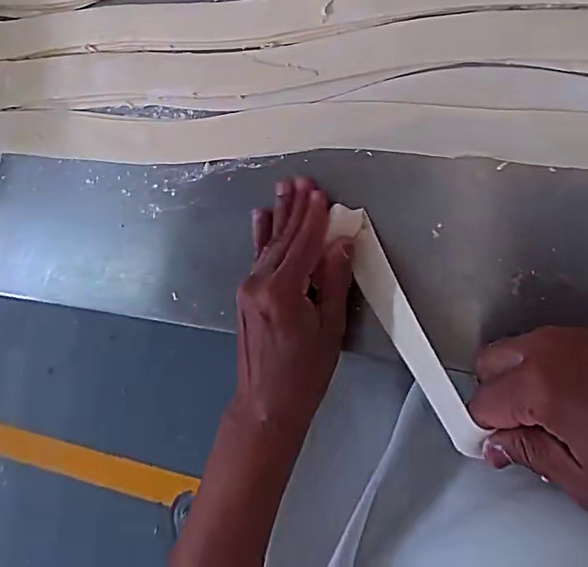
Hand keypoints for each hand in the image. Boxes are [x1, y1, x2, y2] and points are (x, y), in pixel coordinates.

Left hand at [228, 175, 355, 442]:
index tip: (321, 194)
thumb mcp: (331, 328)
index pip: (304, 244)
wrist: (266, 407)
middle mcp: (261, 283)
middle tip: (304, 181)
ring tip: (286, 187)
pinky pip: (258, 256)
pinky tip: (262, 216)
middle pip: (285, 237)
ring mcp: (249, 287)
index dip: (315, 217)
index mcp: (283, 291)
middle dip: (296, 207)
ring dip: (282, 214)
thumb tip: (341, 244)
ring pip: (271, 243)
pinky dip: (263, 234)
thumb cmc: (304, 374)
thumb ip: (334, 280)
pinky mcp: (247, 293)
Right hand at [467, 326, 587, 537]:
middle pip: (491, 362)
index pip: (480, 400)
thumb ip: (529, 453)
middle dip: (493, 399)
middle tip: (515, 442)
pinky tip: (578, 416)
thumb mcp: (585, 483)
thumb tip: (502, 442)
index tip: (490, 449)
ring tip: (554, 434)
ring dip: (519, 385)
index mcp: (542, 381)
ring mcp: (579, 339)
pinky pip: (551, 351)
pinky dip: (547, 375)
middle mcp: (555, 348)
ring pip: (519, 352)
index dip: (480, 431)